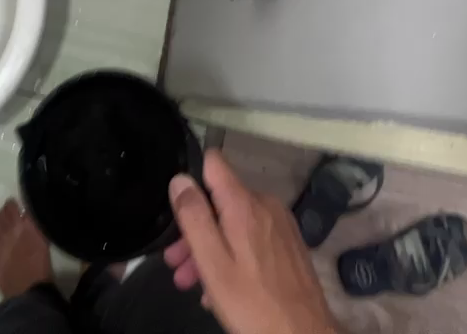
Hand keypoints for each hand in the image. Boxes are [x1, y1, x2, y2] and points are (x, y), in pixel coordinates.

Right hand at [163, 150, 338, 333]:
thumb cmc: (254, 303)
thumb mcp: (213, 263)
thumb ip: (194, 217)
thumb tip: (180, 179)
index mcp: (244, 203)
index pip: (213, 162)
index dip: (191, 178)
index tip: (178, 208)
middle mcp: (265, 203)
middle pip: (221, 198)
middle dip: (196, 227)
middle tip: (177, 262)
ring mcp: (280, 223)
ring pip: (236, 220)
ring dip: (212, 245)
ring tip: (193, 282)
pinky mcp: (289, 243)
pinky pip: (253, 236)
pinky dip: (234, 252)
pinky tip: (222, 286)